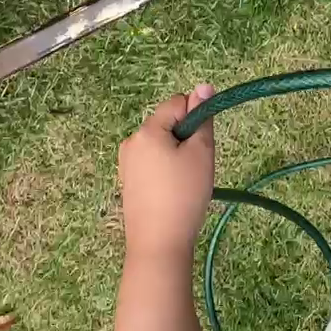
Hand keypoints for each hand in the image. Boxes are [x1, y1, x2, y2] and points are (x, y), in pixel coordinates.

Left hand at [117, 86, 216, 264]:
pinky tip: (173, 190)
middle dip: (186, 135)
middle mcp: (131, 142)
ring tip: (186, 179)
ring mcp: (126, 163)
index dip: (196, 117)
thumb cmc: (184, 193)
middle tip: (197, 164)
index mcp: (147, 130)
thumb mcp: (201, 151)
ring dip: (178, 152)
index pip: (177, 102)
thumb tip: (204, 86)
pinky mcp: (128, 181)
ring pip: (162, 142)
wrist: (159, 244)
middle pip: (168, 122)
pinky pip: (153, 160)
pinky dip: (167, 167)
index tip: (203, 143)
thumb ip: (202, 117)